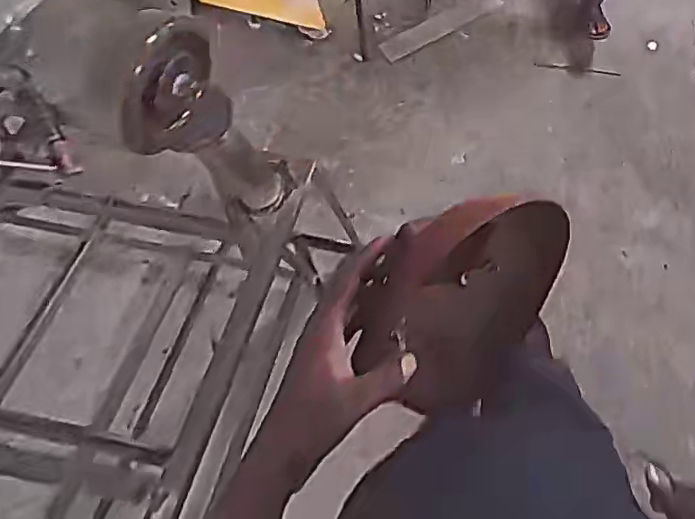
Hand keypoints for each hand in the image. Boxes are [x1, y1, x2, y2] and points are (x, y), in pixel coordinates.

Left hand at [224, 237, 414, 512]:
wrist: (281, 455)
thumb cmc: (310, 422)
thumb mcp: (354, 399)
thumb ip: (385, 377)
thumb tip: (413, 356)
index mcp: (325, 328)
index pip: (347, 281)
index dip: (367, 257)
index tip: (388, 239)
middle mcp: (320, 329)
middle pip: (345, 286)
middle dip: (369, 265)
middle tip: (396, 252)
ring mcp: (320, 343)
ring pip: (346, 303)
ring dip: (367, 287)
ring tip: (393, 276)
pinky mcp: (324, 358)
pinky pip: (347, 321)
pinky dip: (365, 310)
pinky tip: (381, 318)